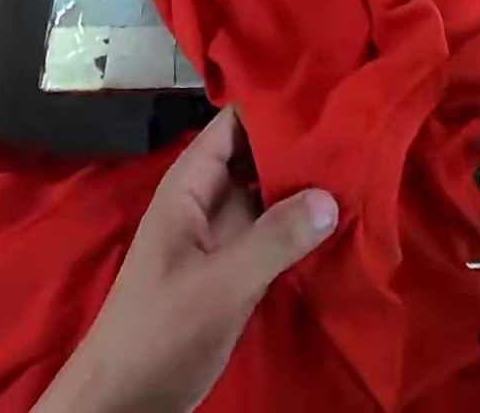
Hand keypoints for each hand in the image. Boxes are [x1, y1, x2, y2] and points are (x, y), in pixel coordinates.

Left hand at [34, 107, 337, 412]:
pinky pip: (275, 223)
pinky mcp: (239, 260)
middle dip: (297, 141)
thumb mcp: (218, 285)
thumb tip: (330, 197)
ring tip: (354, 158)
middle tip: (350, 127)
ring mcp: (225, 229)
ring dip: (303, 178)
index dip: (273, 106)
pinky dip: (302, 215)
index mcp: (191, 183)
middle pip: (256, 151)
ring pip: (268, 187)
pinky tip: (339, 208)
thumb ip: (273, 240)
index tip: (321, 97)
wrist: (126, 404)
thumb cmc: (160, 331)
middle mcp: (210, 195)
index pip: (235, 123)